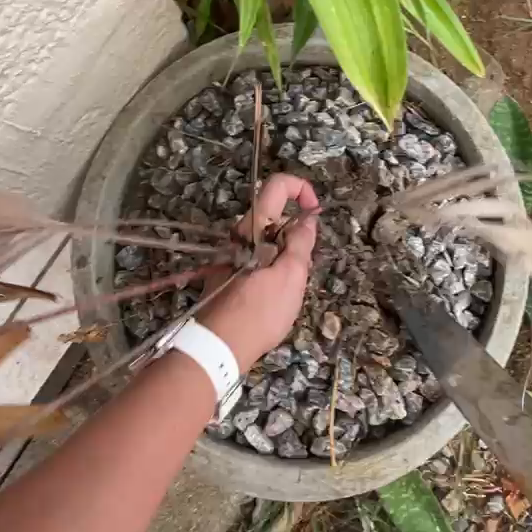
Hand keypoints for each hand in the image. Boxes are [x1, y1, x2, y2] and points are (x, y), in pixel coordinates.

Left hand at [199, 173, 318, 368]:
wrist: (217, 347)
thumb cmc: (259, 310)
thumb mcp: (292, 276)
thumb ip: (301, 243)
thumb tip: (308, 219)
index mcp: (253, 226)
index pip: (277, 185)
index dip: (301, 189)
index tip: (314, 214)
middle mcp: (238, 233)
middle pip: (273, 215)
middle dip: (295, 233)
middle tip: (302, 266)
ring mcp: (229, 254)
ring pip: (266, 240)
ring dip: (284, 255)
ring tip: (288, 289)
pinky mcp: (227, 273)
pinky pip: (255, 258)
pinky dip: (270, 268)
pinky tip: (273, 298)